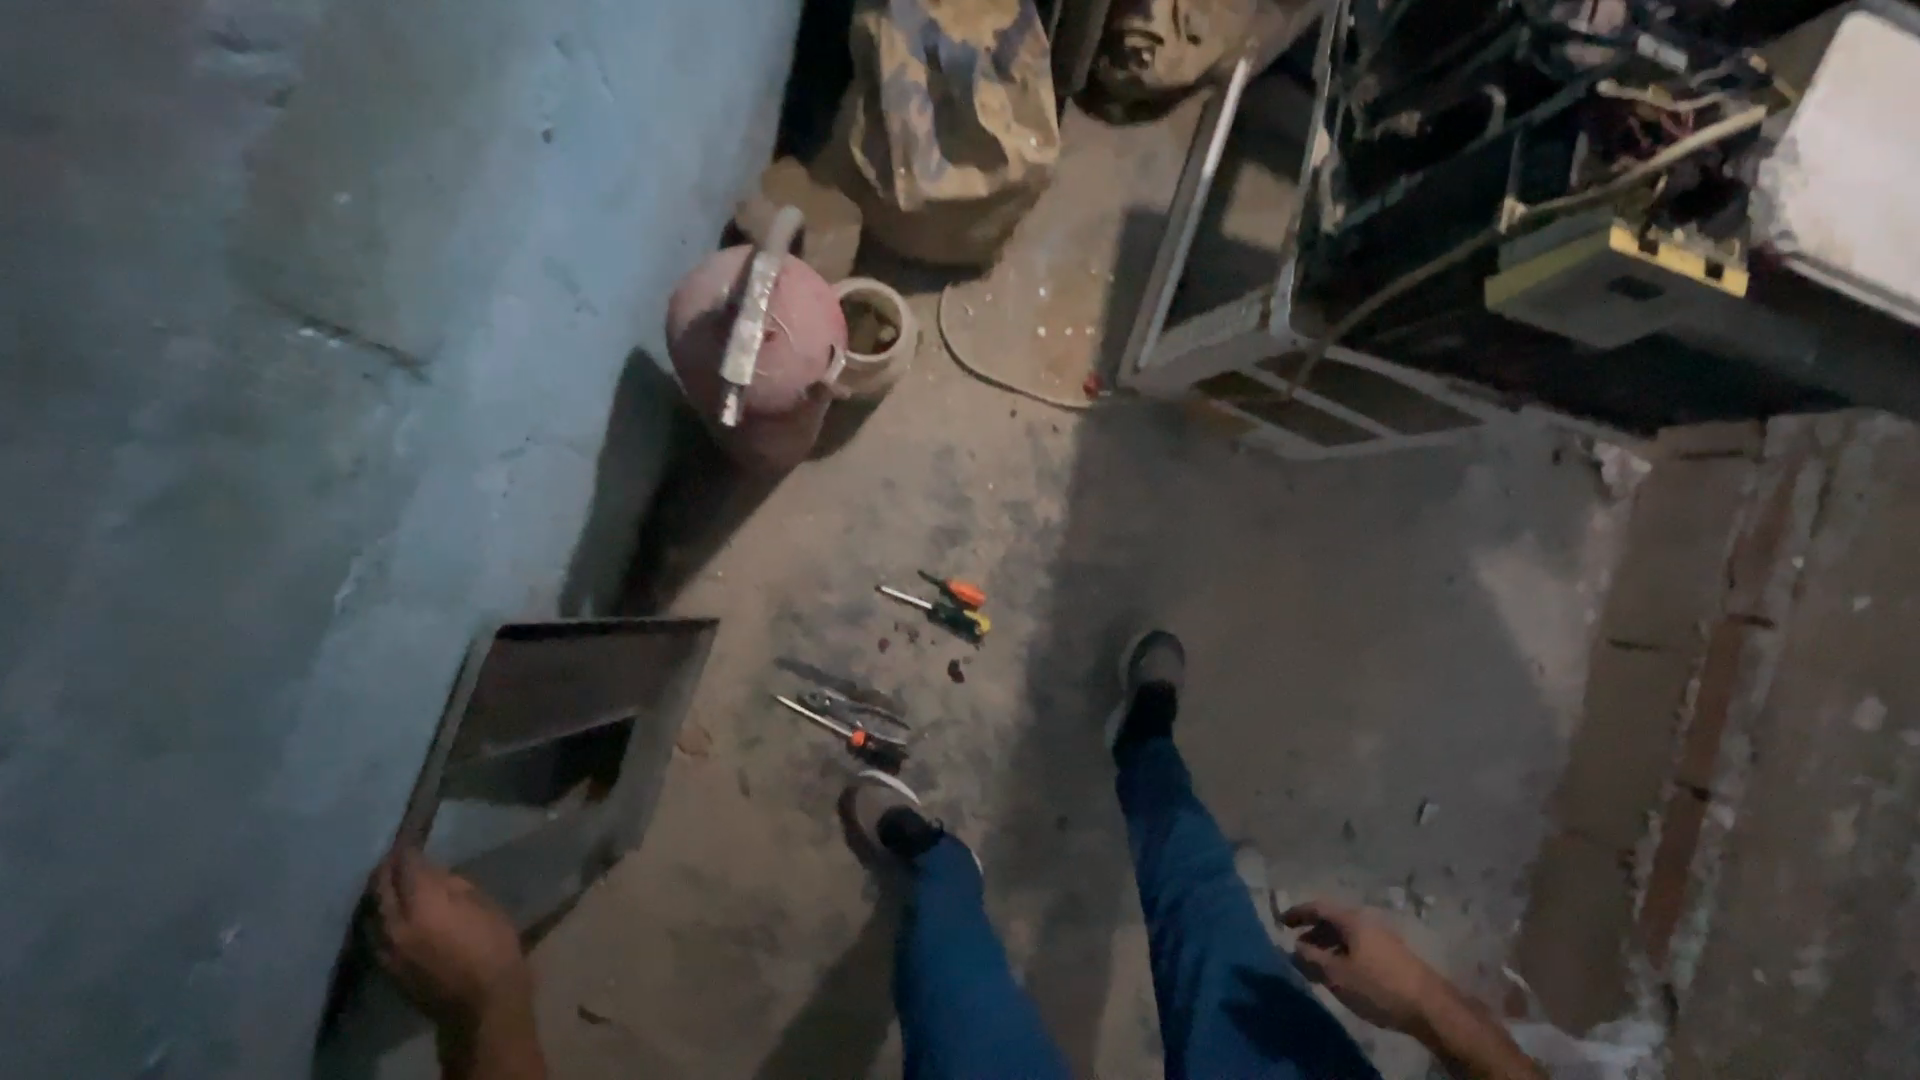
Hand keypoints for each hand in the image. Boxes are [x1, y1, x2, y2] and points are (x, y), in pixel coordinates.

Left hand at [369, 846, 532, 1027]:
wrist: (480, 1001)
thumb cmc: (493, 946)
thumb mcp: (485, 906)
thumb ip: (455, 887)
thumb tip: (434, 875)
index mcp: (425, 904)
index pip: (406, 867)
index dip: (407, 849)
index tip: (410, 835)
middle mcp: (396, 923)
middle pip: (381, 887)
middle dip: (387, 867)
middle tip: (395, 853)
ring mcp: (386, 947)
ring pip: (373, 910)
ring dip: (379, 891)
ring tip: (388, 879)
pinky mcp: (385, 965)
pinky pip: (375, 931)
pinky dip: (379, 914)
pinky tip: (388, 909)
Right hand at [1280, 899, 1451, 1035]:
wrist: (1431, 1008)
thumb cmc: (1378, 986)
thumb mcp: (1337, 975)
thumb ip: (1311, 959)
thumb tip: (1293, 947)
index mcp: (1352, 920)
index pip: (1318, 907)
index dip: (1297, 913)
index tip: (1280, 922)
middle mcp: (1367, 922)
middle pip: (1333, 921)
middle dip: (1312, 933)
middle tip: (1298, 949)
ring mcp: (1383, 938)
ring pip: (1347, 936)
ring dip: (1328, 946)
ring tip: (1318, 966)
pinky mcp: (1393, 956)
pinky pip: (1359, 947)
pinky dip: (1343, 954)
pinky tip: (1343, 974)